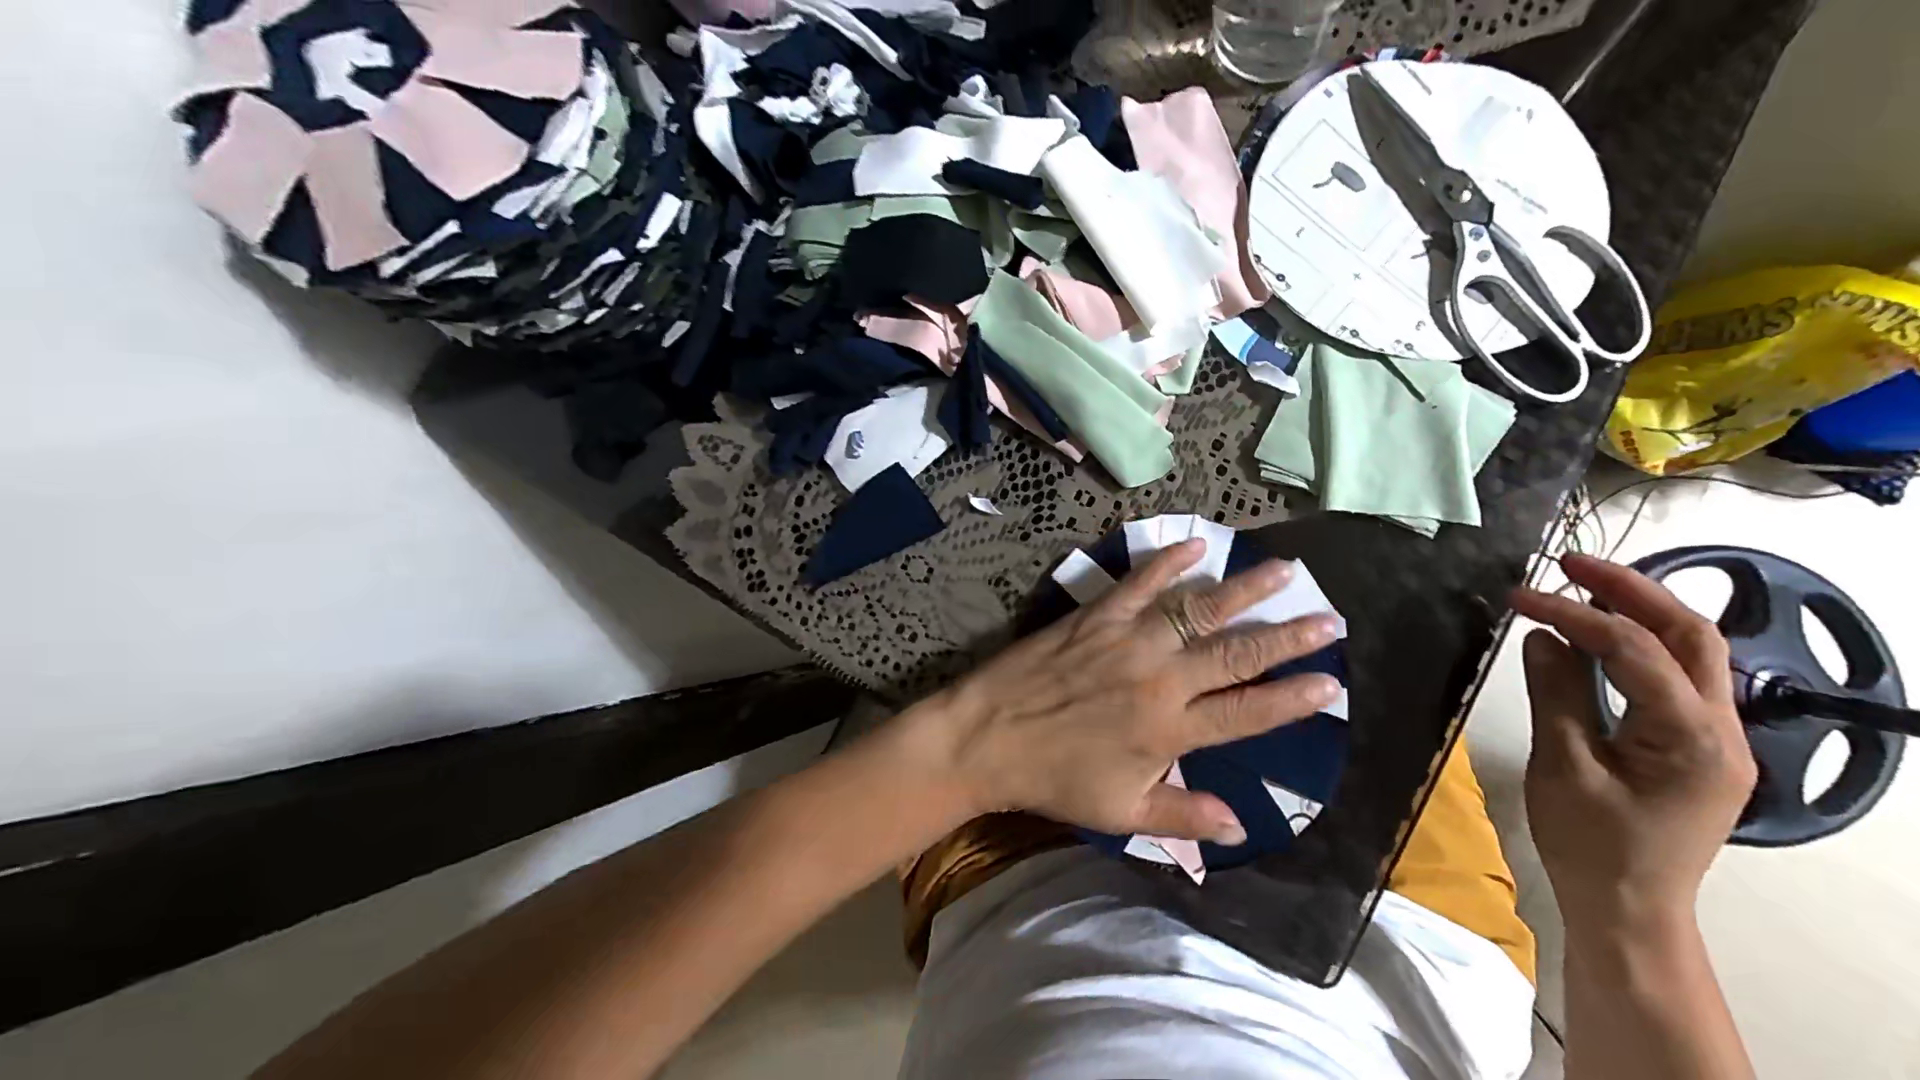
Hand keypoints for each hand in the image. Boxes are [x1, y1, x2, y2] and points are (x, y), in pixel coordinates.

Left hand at [907, 539, 1340, 846]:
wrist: (986, 738)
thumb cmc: (1052, 779)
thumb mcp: (1119, 811)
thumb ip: (1183, 813)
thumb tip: (1242, 825)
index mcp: (1168, 731)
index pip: (1245, 713)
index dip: (1292, 700)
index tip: (1332, 684)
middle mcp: (1158, 680)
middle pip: (1234, 655)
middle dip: (1286, 638)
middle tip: (1329, 620)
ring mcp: (1126, 642)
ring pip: (1195, 611)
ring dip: (1242, 592)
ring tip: (1283, 571)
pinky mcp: (1093, 618)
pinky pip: (1137, 584)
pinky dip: (1165, 563)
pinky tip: (1194, 544)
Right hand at [1509, 554, 1756, 929]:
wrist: (1628, 906)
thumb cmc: (1591, 842)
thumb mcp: (1563, 767)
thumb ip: (1557, 695)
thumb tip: (1545, 636)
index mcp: (1693, 738)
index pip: (1635, 651)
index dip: (1576, 614)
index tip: (1519, 597)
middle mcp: (1722, 729)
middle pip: (1690, 637)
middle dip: (1632, 591)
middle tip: (1570, 563)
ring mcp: (1714, 738)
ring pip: (1689, 654)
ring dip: (1638, 613)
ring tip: (1581, 586)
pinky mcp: (1693, 745)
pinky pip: (1672, 679)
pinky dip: (1635, 646)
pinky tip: (1596, 637)